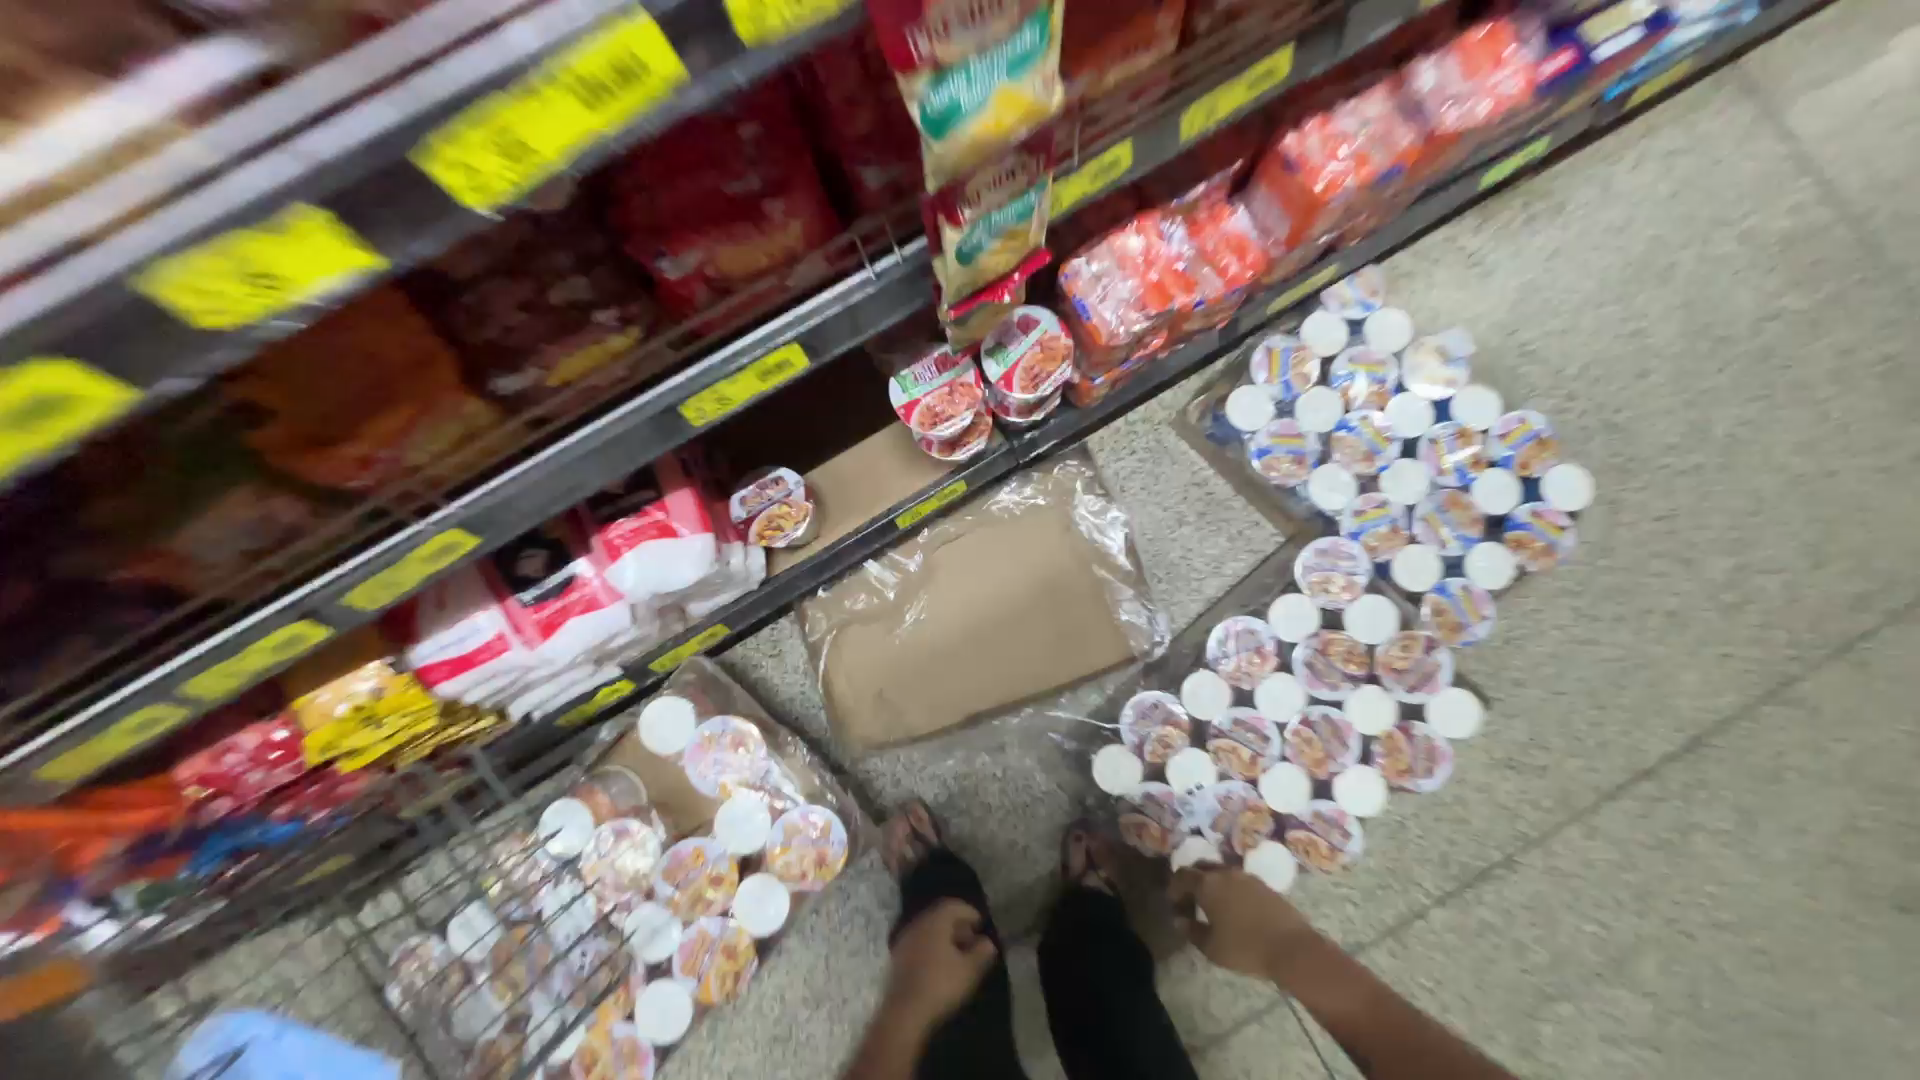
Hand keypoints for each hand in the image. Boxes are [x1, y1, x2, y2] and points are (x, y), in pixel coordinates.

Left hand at [880, 899, 998, 1031]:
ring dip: (944, 937)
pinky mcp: (897, 958)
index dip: (969, 911)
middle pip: (939, 916)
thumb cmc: (940, 986)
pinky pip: (919, 943)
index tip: (980, 924)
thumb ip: (982, 952)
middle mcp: (917, 925)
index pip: (953, 905)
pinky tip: (940, 966)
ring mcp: (904, 941)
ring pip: (928, 930)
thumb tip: (987, 942)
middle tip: (972, 940)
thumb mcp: (969, 970)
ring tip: (958, 955)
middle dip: (958, 925)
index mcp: (934, 922)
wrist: (903, 1013)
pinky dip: (932, 947)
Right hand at [1170, 866, 1326, 985]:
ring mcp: (1247, 877)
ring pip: (1222, 873)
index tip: (1173, 904)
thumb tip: (1179, 920)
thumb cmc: (1245, 948)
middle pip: (1201, 868)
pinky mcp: (1264, 885)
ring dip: (1213, 885)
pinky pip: (1239, 881)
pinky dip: (1230, 890)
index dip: (1174, 888)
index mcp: (1207, 884)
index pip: (1182, 875)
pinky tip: (1235, 910)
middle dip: (1192, 882)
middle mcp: (1225, 873)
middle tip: (1191, 902)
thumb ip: (1191, 930)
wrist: (1293, 948)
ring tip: (1214, 907)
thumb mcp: (1211, 947)